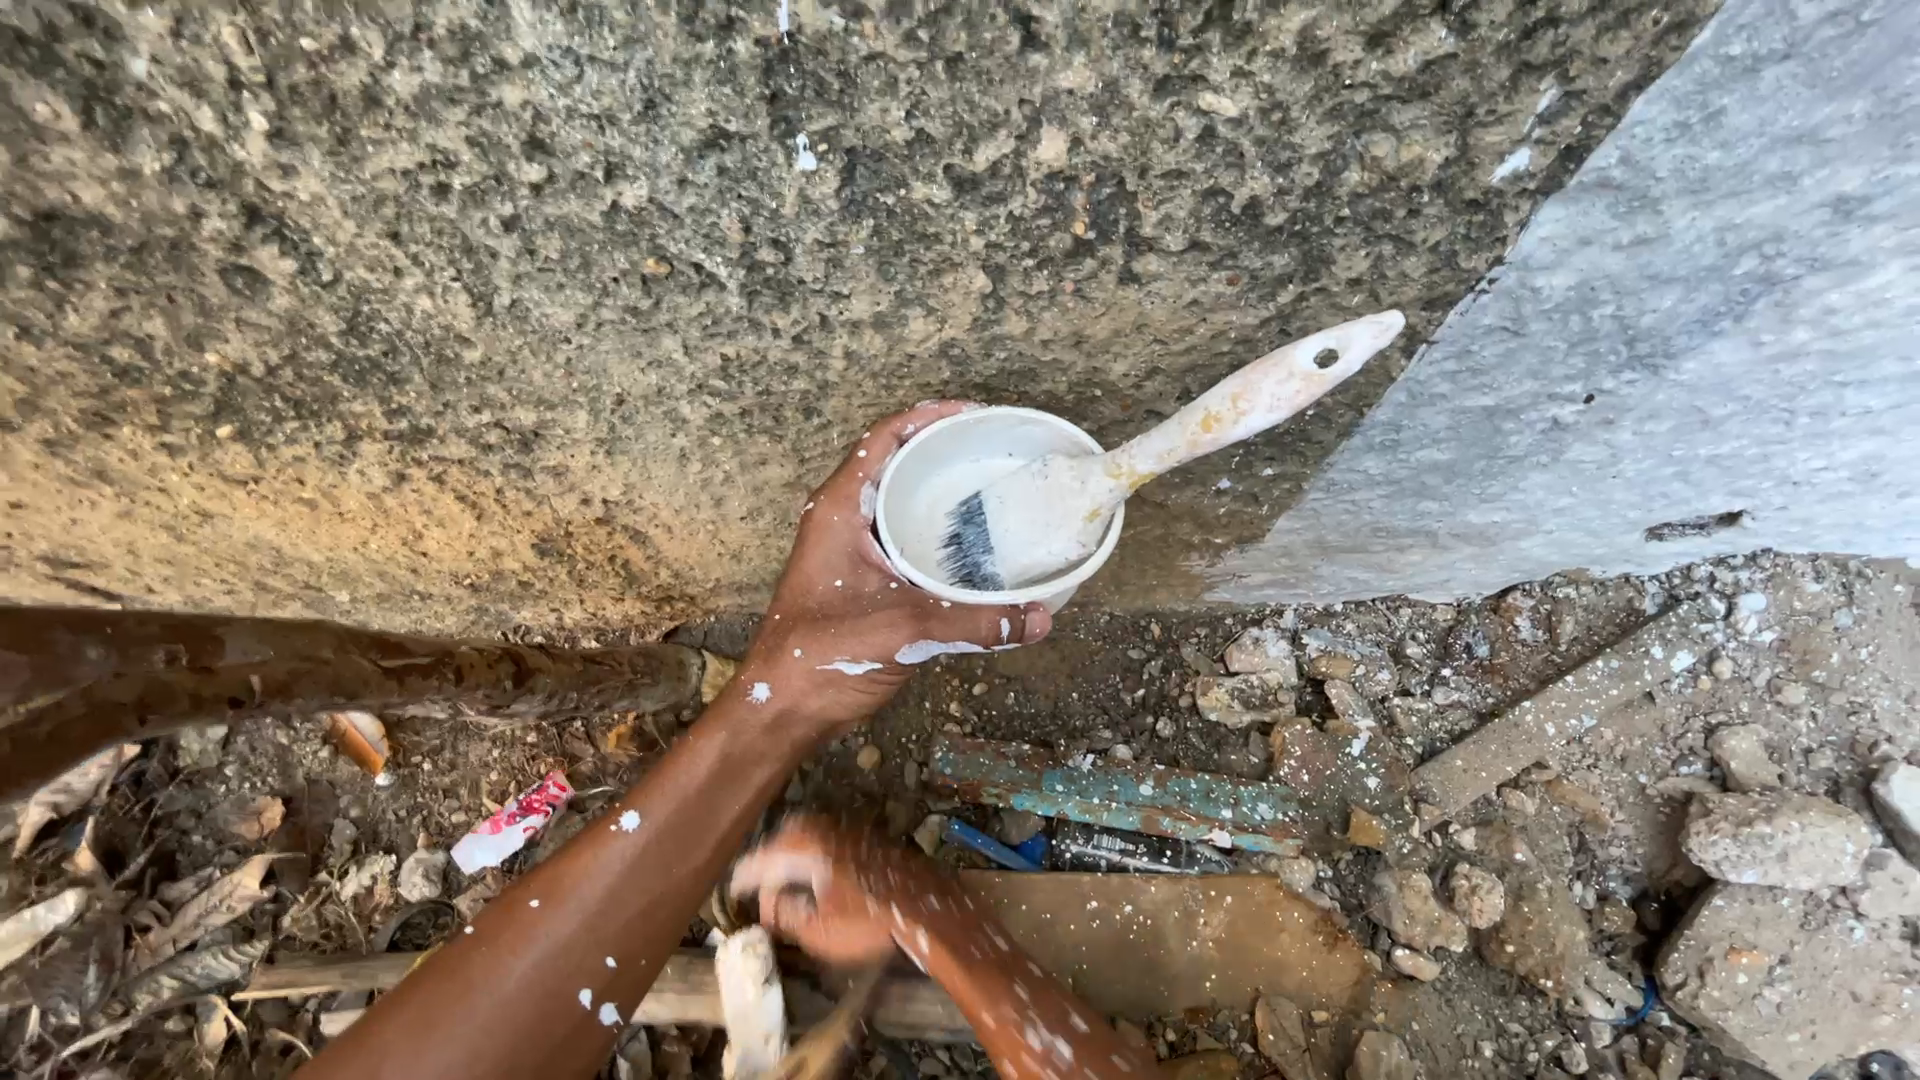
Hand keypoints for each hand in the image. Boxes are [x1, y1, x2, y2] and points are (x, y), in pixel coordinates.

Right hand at [729, 814, 960, 966]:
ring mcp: (850, 832)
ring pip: (810, 834)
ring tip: (785, 881)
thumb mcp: (820, 931)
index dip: (748, 873)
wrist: (924, 906)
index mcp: (810, 848)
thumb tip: (772, 906)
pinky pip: (828, 839)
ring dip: (793, 853)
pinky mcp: (867, 840)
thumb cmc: (871, 920)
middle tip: (760, 881)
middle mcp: (828, 831)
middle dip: (770, 857)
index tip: (734, 886)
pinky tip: (816, 875)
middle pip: (788, 835)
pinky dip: (814, 853)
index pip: (767, 856)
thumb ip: (789, 916)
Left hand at [730, 401, 1051, 739]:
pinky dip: (937, 537)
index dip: (925, 416)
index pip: (882, 439)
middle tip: (994, 454)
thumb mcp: (903, 629)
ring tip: (991, 493)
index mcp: (840, 510)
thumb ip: (974, 623)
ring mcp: (853, 553)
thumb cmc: (822, 658)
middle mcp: (844, 522)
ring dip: (938, 496)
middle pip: (895, 465)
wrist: (782, 710)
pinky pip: (906, 543)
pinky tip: (973, 551)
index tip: (974, 415)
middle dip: (941, 454)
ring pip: (900, 506)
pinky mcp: (865, 583)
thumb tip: (1041, 618)